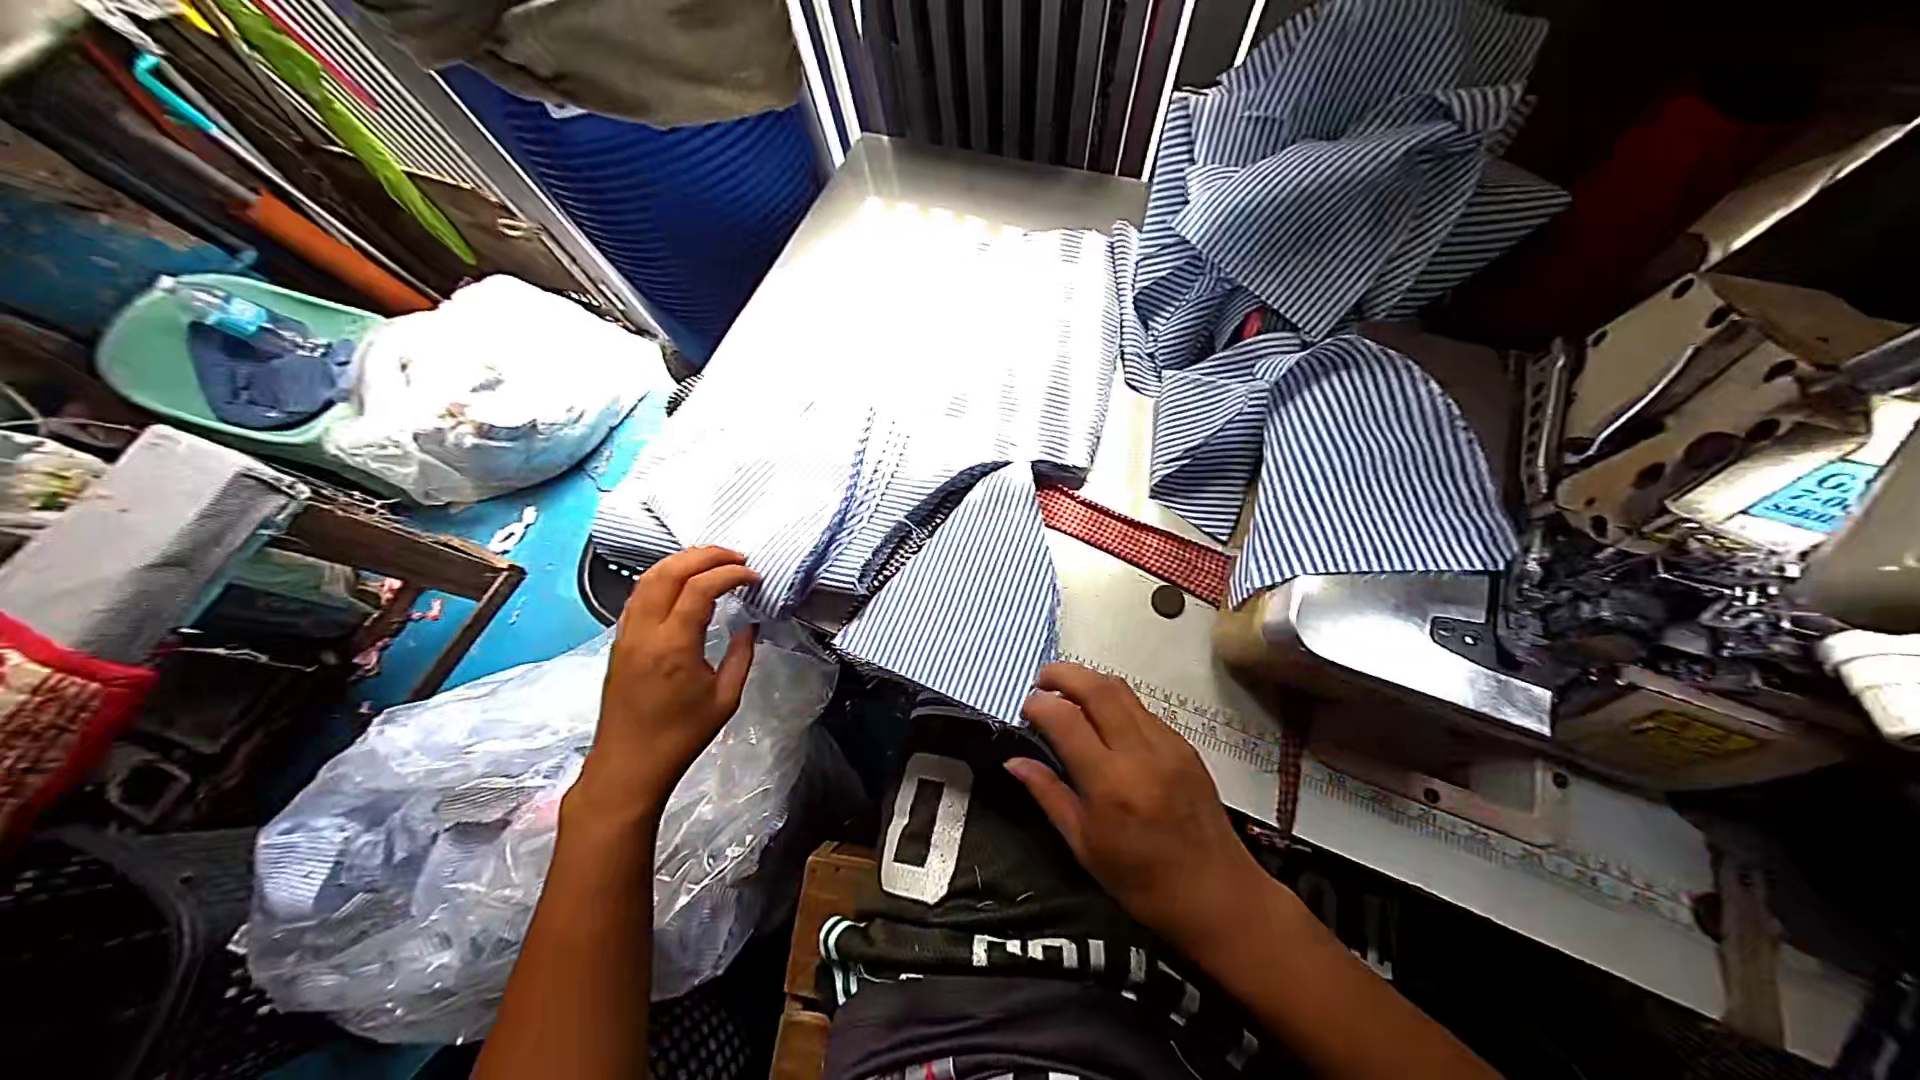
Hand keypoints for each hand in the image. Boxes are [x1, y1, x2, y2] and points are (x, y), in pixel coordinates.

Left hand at [573, 546, 758, 818]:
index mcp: (674, 645)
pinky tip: (682, 584)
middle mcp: (645, 632)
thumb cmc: (681, 736)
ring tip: (712, 562)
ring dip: (681, 562)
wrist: (629, 764)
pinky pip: (638, 596)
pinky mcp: (619, 642)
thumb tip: (750, 625)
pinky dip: (663, 578)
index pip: (700, 587)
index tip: (753, 576)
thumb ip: (741, 656)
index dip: (730, 573)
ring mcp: (627, 634)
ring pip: (648, 578)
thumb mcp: (725, 698)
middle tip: (736, 557)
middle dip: (705, 556)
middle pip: (669, 571)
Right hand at [1006, 663, 1268, 952]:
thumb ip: (1048, 794)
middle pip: (1098, 688)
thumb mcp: (1083, 845)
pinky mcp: (1186, 747)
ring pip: (1123, 691)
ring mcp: (1168, 746)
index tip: (1025, 709)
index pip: (1066, 719)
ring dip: (1090, 682)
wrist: (1218, 896)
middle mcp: (1141, 754)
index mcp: (1111, 784)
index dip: (1038, 705)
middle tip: (1041, 680)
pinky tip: (1104, 721)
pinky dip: (1116, 703)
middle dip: (1063, 674)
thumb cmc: (1143, 882)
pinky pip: (1143, 710)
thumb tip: (1015, 762)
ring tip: (1068, 694)